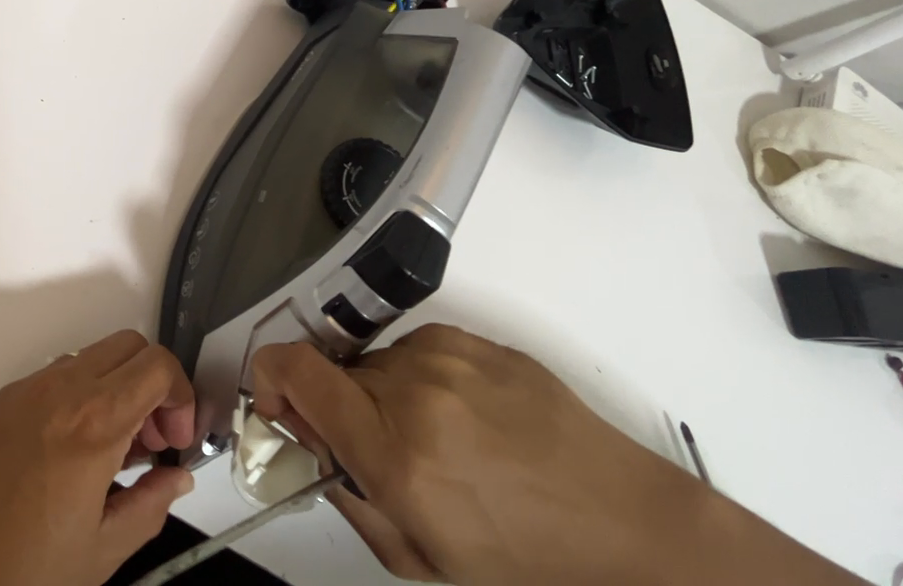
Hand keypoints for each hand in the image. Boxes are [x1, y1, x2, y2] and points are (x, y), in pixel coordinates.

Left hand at [0, 329, 196, 585]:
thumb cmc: (7, 571)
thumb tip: (173, 483)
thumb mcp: (98, 553)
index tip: (177, 438)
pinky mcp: (3, 401)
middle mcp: (58, 393)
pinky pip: (58, 374)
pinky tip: (79, 449)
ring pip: (93, 356)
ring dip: (118, 386)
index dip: (181, 397)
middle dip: (155, 384)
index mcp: (92, 425)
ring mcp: (26, 391)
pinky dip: (83, 393)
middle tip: (155, 438)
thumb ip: (149, 507)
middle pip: (129, 346)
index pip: (157, 366)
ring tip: (119, 449)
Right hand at [252, 324, 862, 585]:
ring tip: (437, 441)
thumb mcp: (421, 558)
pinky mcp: (482, 342)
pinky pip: (422, 351)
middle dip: (338, 407)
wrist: (632, 531)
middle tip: (376, 451)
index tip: (279, 404)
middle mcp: (415, 388)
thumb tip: (312, 445)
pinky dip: (424, 380)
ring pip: (378, 362)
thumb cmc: (529, 560)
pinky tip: (466, 421)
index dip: (270, 378)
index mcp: (394, 451)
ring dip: (383, 395)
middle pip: (334, 372)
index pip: (293, 369)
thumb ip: (350, 496)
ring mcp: (452, 357)